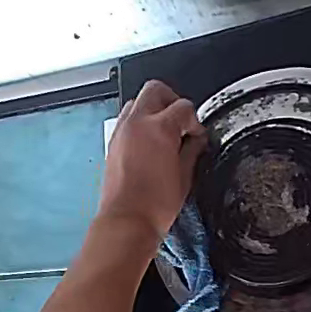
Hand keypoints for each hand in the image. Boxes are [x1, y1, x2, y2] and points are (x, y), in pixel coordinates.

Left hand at [99, 80, 205, 238]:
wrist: (128, 221)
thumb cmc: (155, 205)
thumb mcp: (185, 176)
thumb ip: (192, 151)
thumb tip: (196, 141)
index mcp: (159, 127)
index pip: (184, 107)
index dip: (195, 121)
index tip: (197, 136)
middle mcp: (137, 123)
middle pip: (156, 90)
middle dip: (172, 101)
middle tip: (182, 121)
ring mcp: (122, 131)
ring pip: (138, 102)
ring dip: (154, 110)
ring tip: (165, 132)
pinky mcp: (113, 144)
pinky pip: (127, 120)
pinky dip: (140, 124)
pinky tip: (151, 145)